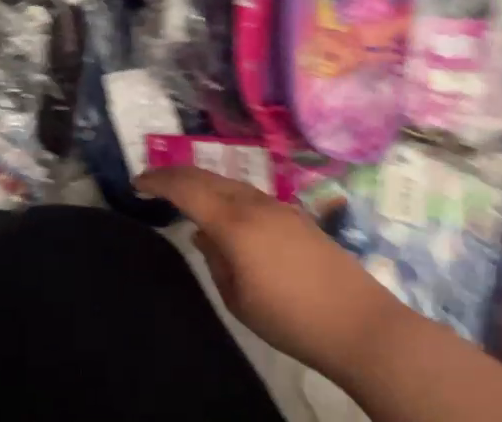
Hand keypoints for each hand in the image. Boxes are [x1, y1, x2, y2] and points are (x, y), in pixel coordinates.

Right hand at [137, 164, 412, 375]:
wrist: (365, 328)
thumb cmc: (292, 320)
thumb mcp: (238, 299)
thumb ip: (215, 259)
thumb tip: (204, 235)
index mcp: (233, 222)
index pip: (185, 188)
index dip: (157, 180)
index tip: (136, 182)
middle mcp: (255, 204)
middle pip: (207, 176)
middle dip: (176, 174)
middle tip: (154, 180)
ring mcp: (281, 209)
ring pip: (231, 182)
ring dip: (204, 182)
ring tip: (187, 193)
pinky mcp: (300, 219)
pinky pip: (252, 195)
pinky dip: (228, 193)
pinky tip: (228, 212)